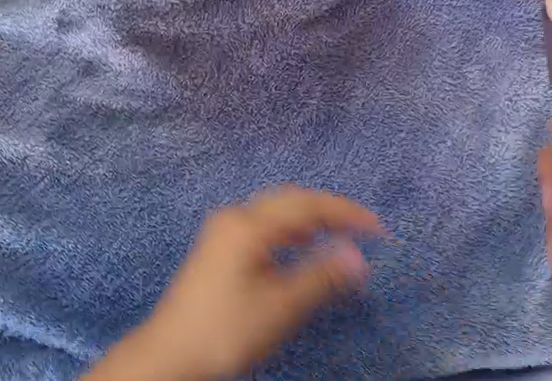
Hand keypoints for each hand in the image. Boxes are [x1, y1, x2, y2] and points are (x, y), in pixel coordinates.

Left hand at [83, 186, 381, 380]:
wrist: (173, 351)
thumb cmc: (226, 329)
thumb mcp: (280, 307)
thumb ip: (320, 277)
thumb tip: (358, 255)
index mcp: (246, 224)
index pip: (303, 204)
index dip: (343, 211)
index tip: (378, 226)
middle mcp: (233, 217)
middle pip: (287, 199)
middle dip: (326, 208)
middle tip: (364, 225)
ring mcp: (223, 230)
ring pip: (274, 210)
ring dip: (308, 216)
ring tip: (341, 232)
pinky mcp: (220, 247)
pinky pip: (263, 224)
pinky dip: (289, 229)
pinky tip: (301, 244)